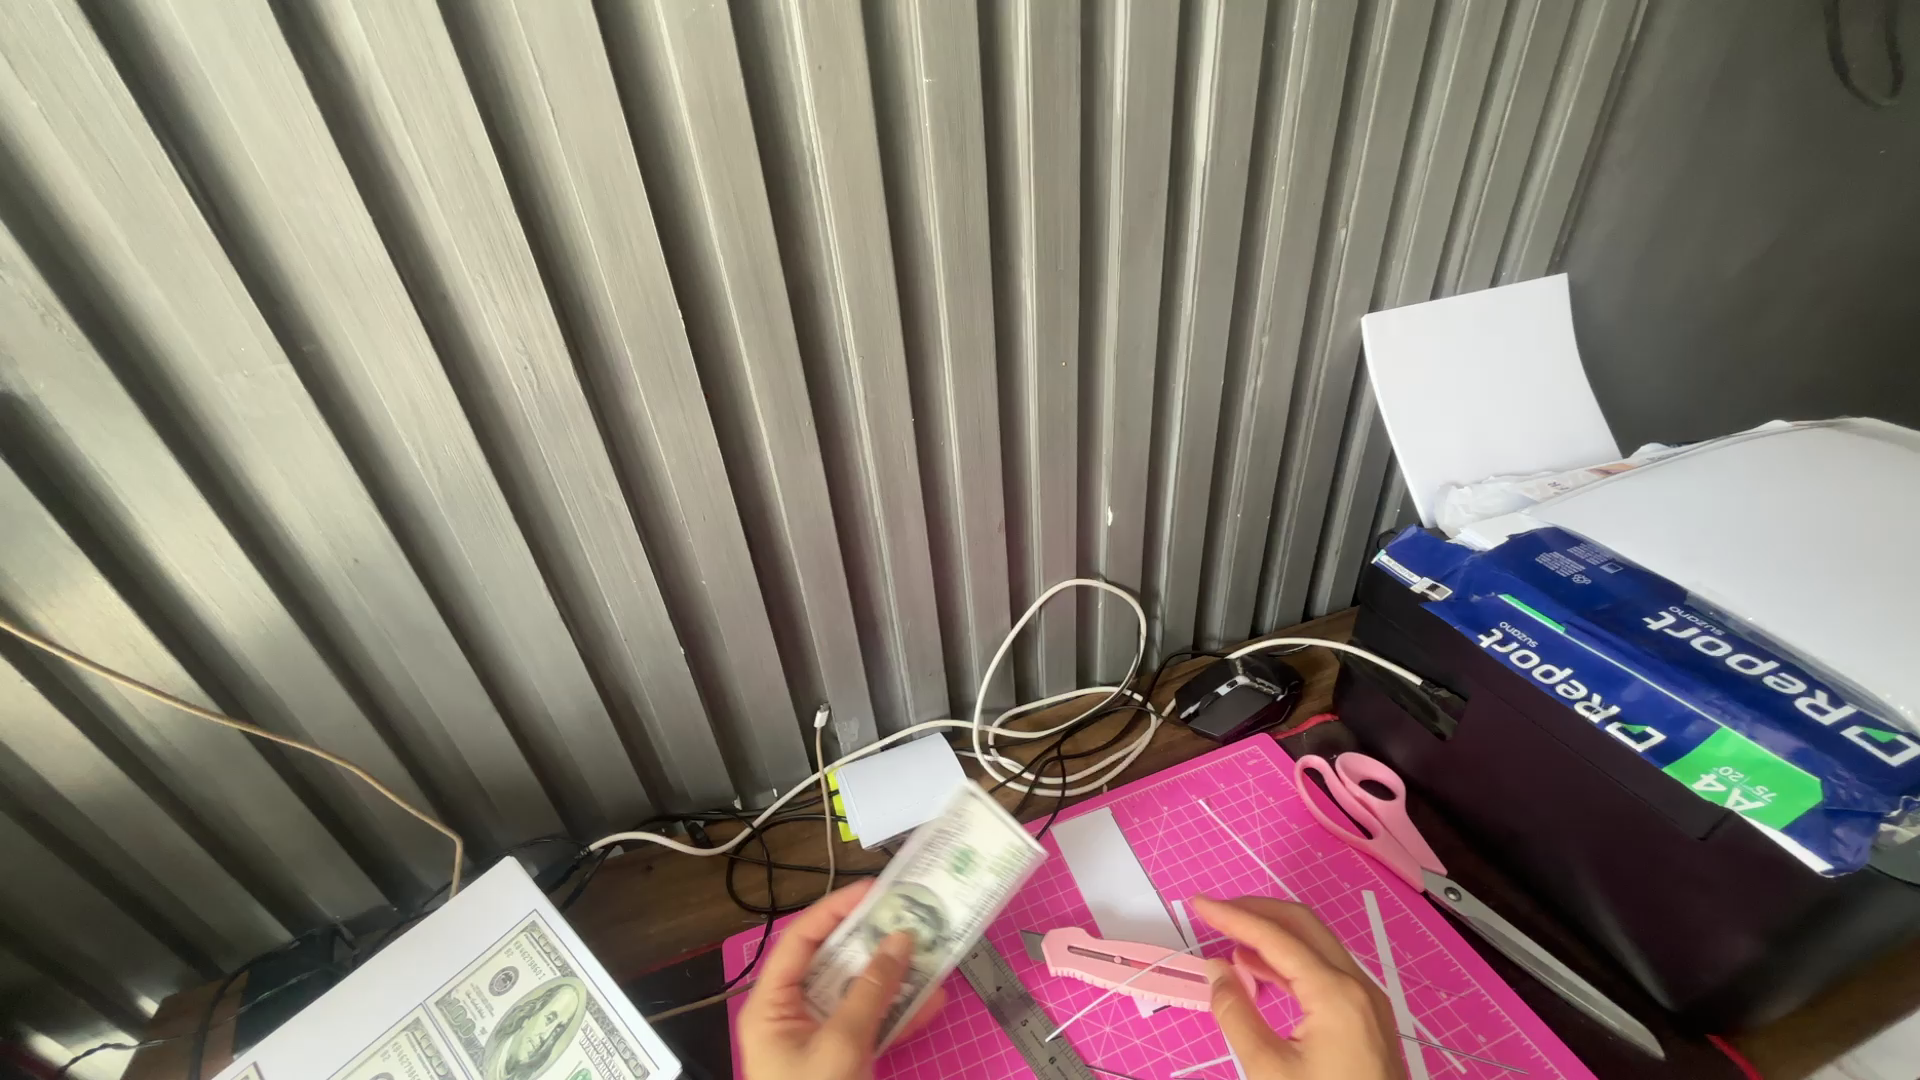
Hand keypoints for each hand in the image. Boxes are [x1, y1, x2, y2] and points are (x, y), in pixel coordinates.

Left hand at [737, 880, 948, 1079]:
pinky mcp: (845, 1060)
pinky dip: (902, 1013)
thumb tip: (901, 938)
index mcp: (773, 1003)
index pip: (802, 938)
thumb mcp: (839, 1046)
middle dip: (875, 940)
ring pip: (860, 990)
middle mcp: (793, 1013)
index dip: (837, 908)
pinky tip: (934, 1001)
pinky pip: (874, 1024)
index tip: (876, 890)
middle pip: (835, 961)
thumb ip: (871, 991)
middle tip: (911, 915)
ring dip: (896, 975)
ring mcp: (821, 1037)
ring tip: (931, 950)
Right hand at [1192, 895, 1404, 1079]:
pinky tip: (1257, 972)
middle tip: (1215, 912)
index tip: (1197, 904)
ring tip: (1229, 941)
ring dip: (1270, 934)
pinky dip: (1286, 961)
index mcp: (1335, 993)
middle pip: (1301, 924)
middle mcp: (1357, 986)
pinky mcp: (1366, 1020)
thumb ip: (1235, 1012)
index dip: (1232, 916)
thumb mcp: (1268, 1071)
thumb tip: (1215, 970)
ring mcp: (1367, 1003)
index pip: (1274, 935)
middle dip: (1254, 911)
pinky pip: (1322, 971)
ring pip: (1313, 945)